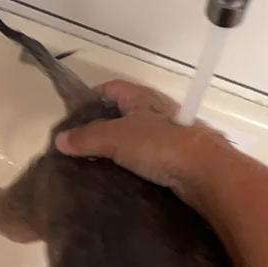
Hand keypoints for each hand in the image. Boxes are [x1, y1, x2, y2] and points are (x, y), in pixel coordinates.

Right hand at [55, 80, 235, 206]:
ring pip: (136, 137)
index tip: (73, 117)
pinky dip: (135, 165)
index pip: (111, 88)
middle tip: (81, 145)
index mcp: (141, 97)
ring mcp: (170, 135)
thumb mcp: (115, 138)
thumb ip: (87, 137)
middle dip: (102, 126)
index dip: (91, 98)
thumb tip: (61, 139)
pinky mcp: (178, 159)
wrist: (206, 173)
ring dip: (119, 149)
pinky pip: (149, 158)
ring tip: (97, 165)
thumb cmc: (159, 145)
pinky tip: (122, 178)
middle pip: (122, 113)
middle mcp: (156, 111)